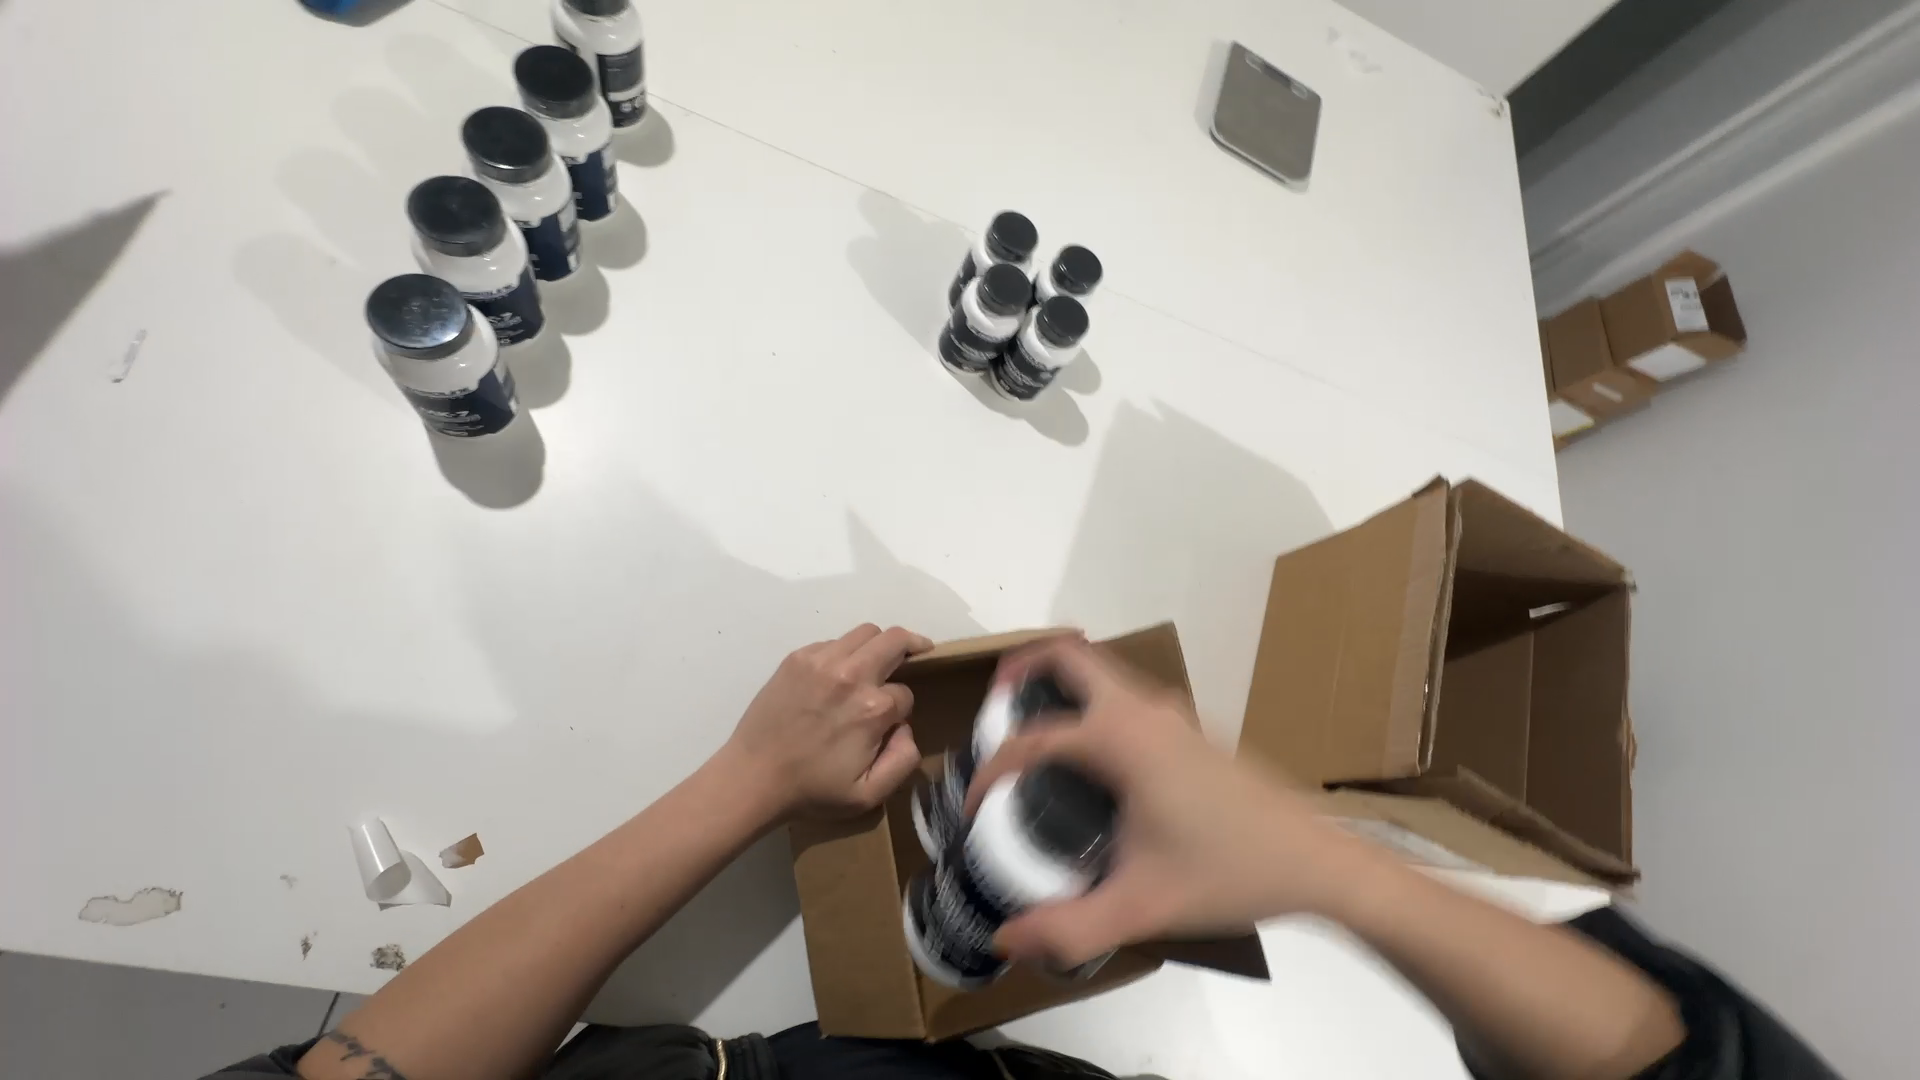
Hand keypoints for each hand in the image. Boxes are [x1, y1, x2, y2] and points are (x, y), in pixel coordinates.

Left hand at [724, 624, 931, 819]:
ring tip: (876, 662)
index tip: (890, 721)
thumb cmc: (812, 790)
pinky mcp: (797, 658)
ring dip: (879, 645)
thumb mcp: (868, 795)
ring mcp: (821, 661)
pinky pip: (834, 641)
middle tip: (916, 654)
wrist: (752, 778)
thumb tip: (906, 727)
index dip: (902, 707)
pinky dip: (846, 652)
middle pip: (895, 639)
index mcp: (872, 708)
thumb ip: (903, 760)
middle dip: (911, 645)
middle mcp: (851, 674)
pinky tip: (838, 674)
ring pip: (867, 632)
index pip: (905, 692)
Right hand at [966, 637, 1390, 967]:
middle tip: (993, 711)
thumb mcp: (1143, 905)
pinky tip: (1092, 760)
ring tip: (1031, 731)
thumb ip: (1069, 927)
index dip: (992, 768)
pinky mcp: (1188, 725)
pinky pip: (1122, 692)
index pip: (1032, 738)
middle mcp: (1140, 709)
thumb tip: (1005, 939)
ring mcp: (1169, 711)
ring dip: (1058, 683)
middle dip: (1022, 671)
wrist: (1317, 861)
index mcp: (1119, 738)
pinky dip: (1089, 700)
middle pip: (1068, 656)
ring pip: (1099, 670)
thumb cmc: (1227, 872)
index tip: (973, 805)